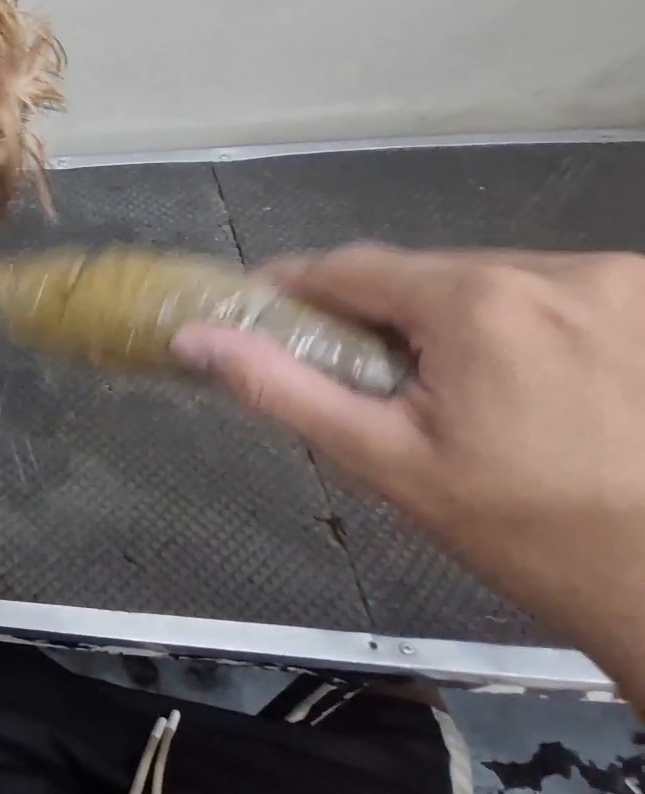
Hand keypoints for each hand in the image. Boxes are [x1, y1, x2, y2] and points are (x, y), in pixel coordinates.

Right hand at [171, 245, 644, 681]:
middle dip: (376, 315)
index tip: (260, 319)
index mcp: (483, 303)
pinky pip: (547, 295)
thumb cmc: (518, 526)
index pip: (349, 266)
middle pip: (421, 273)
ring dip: (443, 320)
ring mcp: (631, 285)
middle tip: (355, 379)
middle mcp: (565, 271)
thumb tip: (192, 340)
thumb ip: (279, 387)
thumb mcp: (377, 458)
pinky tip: (515, 386)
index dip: (293, 290)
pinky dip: (508, 325)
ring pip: (486, 280)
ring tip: (440, 391)